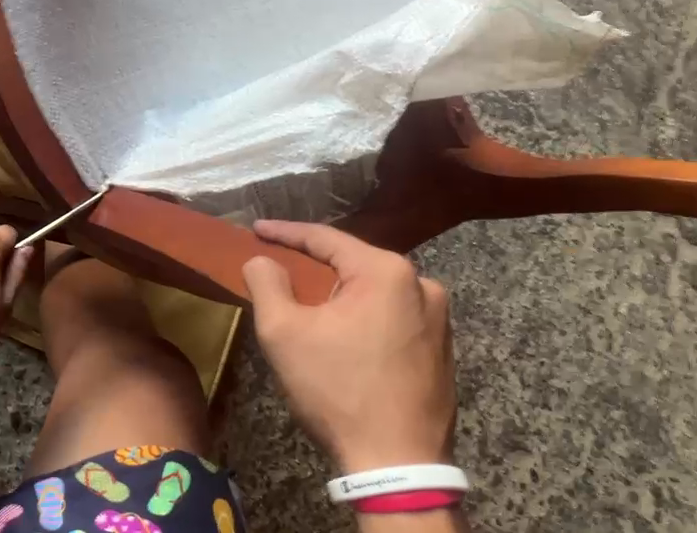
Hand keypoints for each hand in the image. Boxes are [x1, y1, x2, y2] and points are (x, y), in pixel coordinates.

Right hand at [242, 221, 455, 473]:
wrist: (397, 467)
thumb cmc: (337, 390)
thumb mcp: (282, 330)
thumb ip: (266, 281)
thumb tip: (262, 260)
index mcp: (386, 272)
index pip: (325, 238)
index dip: (285, 232)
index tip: (255, 230)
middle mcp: (421, 286)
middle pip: (352, 262)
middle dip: (313, 263)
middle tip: (278, 262)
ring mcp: (438, 319)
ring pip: (373, 289)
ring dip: (339, 291)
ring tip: (305, 297)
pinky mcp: (442, 349)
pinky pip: (391, 314)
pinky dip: (362, 314)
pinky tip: (341, 329)